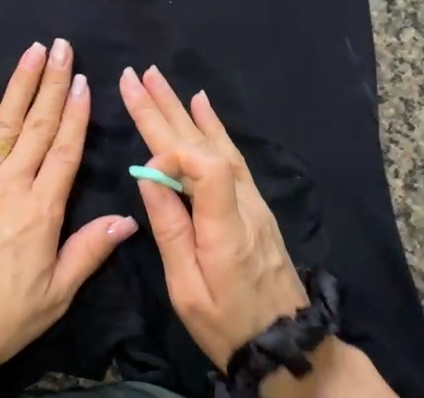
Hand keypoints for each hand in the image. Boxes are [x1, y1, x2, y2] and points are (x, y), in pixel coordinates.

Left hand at [0, 40, 138, 380]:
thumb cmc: (1, 316)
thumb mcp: (56, 294)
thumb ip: (90, 251)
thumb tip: (128, 219)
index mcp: (41, 211)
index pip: (65, 150)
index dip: (76, 113)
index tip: (83, 80)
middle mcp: (10, 185)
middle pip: (38, 125)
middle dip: (52, 83)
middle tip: (63, 46)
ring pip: (4, 123)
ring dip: (21, 84)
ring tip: (34, 51)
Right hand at [121, 66, 307, 371]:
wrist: (287, 347)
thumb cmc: (229, 326)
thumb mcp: (189, 291)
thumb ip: (170, 231)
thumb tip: (147, 180)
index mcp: (226, 227)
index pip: (205, 166)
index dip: (170, 156)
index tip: (143, 172)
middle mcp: (242, 203)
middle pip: (202, 145)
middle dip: (164, 108)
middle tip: (136, 75)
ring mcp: (251, 200)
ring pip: (214, 143)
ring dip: (181, 108)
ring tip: (158, 78)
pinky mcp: (252, 204)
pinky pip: (229, 153)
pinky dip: (211, 125)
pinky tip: (200, 104)